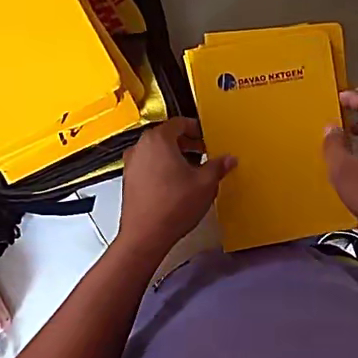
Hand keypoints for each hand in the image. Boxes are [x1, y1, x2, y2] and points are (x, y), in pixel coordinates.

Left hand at [116, 117, 233, 260]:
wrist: (147, 234)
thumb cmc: (171, 207)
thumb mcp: (206, 183)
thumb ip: (218, 166)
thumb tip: (227, 160)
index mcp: (159, 140)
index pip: (179, 123)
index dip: (196, 129)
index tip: (206, 136)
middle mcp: (141, 147)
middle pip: (167, 136)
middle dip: (187, 144)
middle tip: (204, 152)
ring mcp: (132, 164)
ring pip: (157, 152)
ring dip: (175, 157)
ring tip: (194, 171)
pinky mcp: (130, 180)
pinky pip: (150, 166)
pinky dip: (164, 169)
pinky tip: (179, 185)